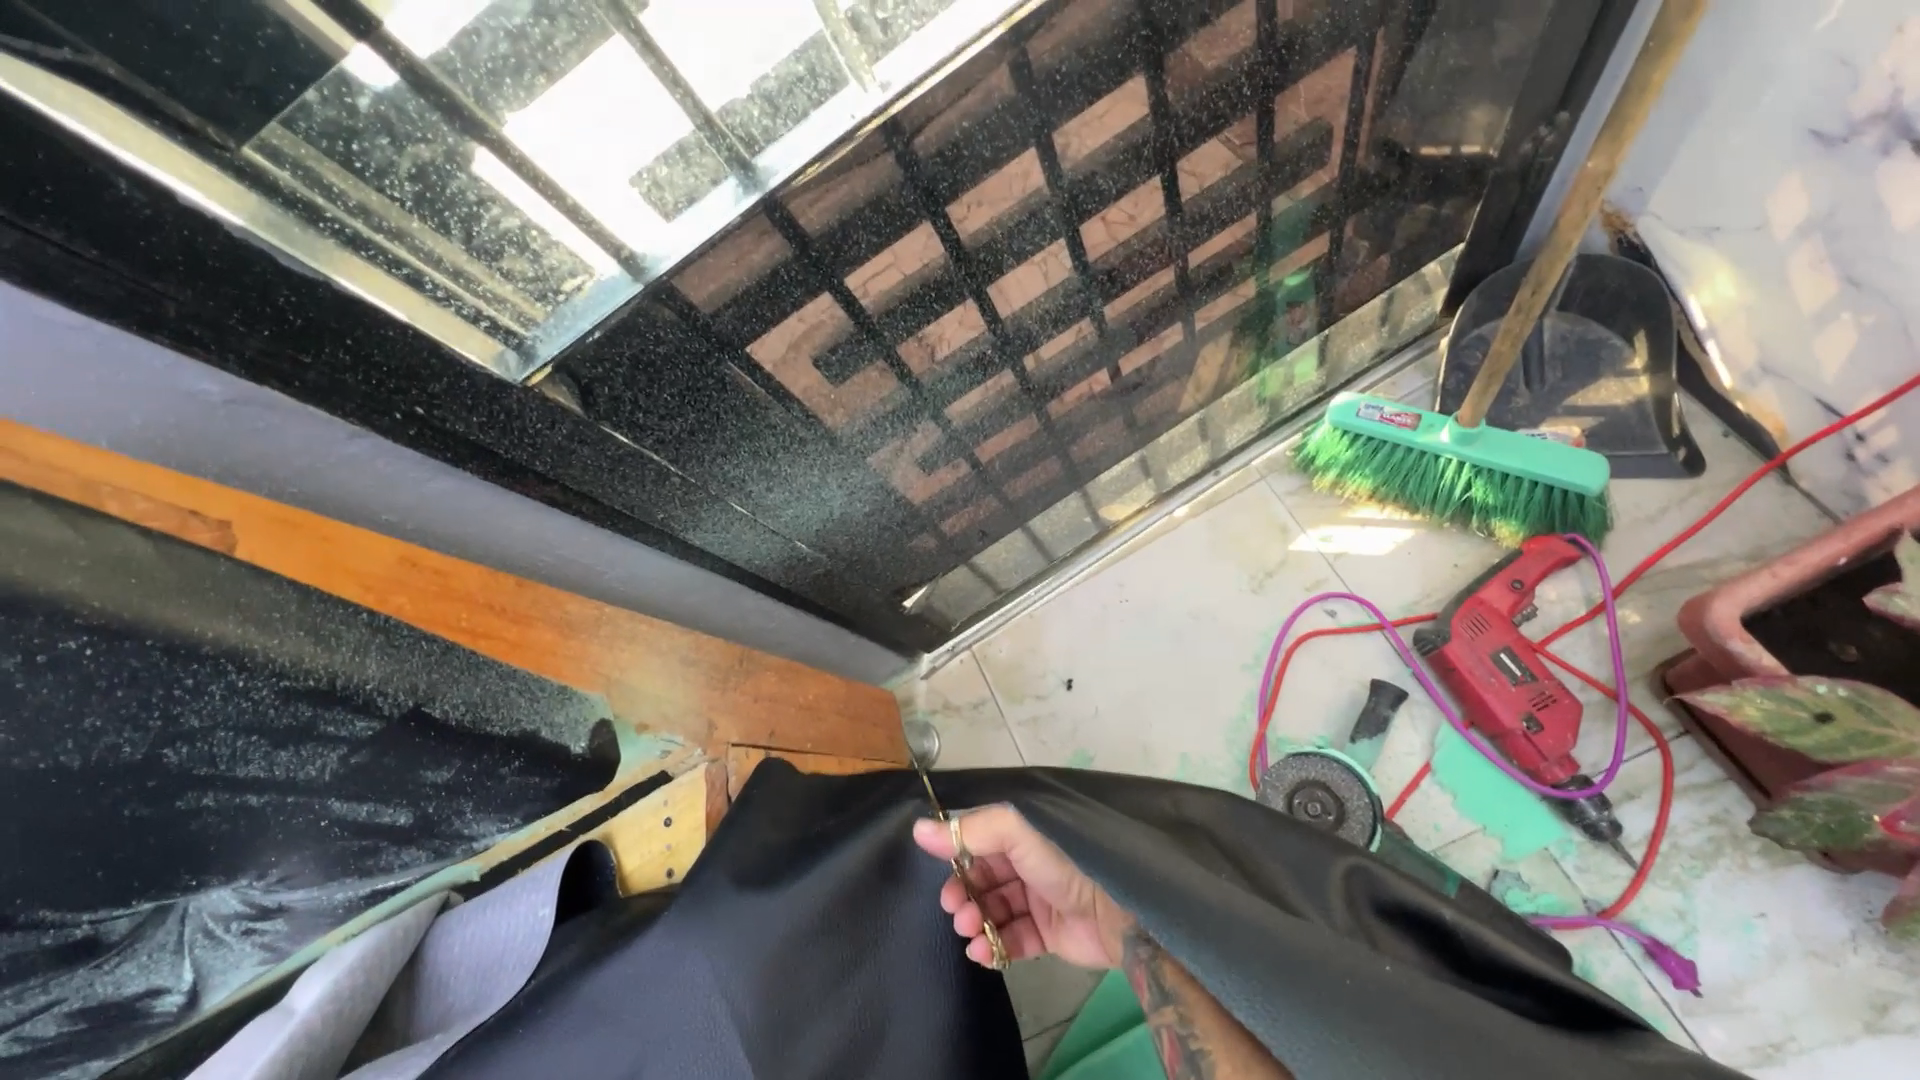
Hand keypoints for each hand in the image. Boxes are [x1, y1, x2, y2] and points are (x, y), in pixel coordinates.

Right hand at [912, 804, 1134, 968]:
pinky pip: (1011, 940)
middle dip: (964, 895)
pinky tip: (982, 953)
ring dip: (975, 922)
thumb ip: (971, 831)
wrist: (1119, 913)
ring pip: (993, 911)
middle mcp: (1027, 864)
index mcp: (1022, 835)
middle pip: (982, 880)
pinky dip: (993, 947)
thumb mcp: (1018, 834)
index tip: (943, 878)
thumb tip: (918, 830)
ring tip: (971, 932)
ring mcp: (1037, 900)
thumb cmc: (1066, 864)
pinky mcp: (1047, 934)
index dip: (957, 861)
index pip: (978, 844)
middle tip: (956, 910)